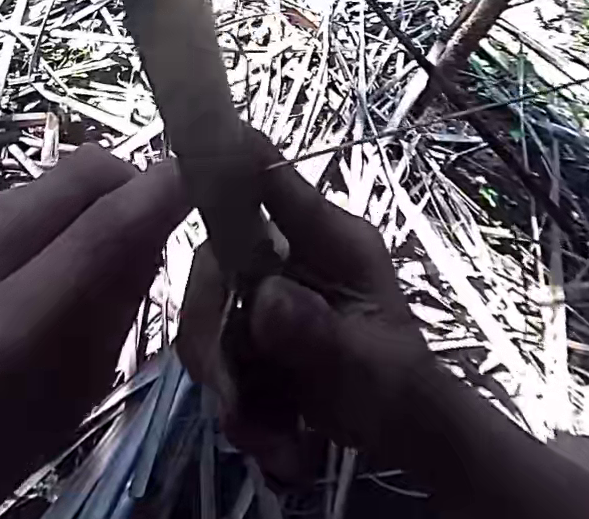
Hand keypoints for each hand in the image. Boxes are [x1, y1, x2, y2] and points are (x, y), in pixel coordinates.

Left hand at [0, 146, 186, 518]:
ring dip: (75, 206)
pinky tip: (20, 262)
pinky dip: (34, 219)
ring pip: (40, 183)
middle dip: (123, 181)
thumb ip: (125, 288)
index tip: (197, 170)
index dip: (158, 189)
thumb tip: (160, 205)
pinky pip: (4, 199)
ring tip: (71, 253)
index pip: (100, 232)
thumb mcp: (83, 384)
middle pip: (70, 178)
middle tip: (146, 209)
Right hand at [178, 131, 446, 477]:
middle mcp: (290, 248)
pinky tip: (263, 433)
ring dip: (222, 374)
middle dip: (215, 325)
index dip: (229, 161)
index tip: (187, 153)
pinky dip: (226, 392)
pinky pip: (210, 340)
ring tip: (263, 434)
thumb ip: (323, 337)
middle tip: (232, 397)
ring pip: (206, 303)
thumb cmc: (402, 391)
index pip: (273, 180)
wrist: (399, 432)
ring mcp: (266, 281)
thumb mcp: (377, 373)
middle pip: (218, 252)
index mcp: (331, 238)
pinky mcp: (248, 318)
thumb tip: (264, 299)